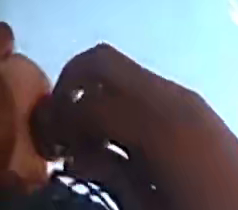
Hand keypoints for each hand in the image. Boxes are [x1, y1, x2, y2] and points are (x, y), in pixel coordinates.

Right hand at [37, 45, 237, 209]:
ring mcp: (184, 97)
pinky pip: (145, 89)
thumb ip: (111, 177)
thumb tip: (75, 155)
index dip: (60, 119)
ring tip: (83, 135)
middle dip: (71, 81)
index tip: (42, 139)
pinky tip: (116, 139)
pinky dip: (120, 101)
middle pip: (103, 60)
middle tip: (57, 120)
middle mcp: (169, 96)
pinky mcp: (195, 108)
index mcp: (158, 124)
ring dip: (96, 91)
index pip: (90, 103)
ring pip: (124, 71)